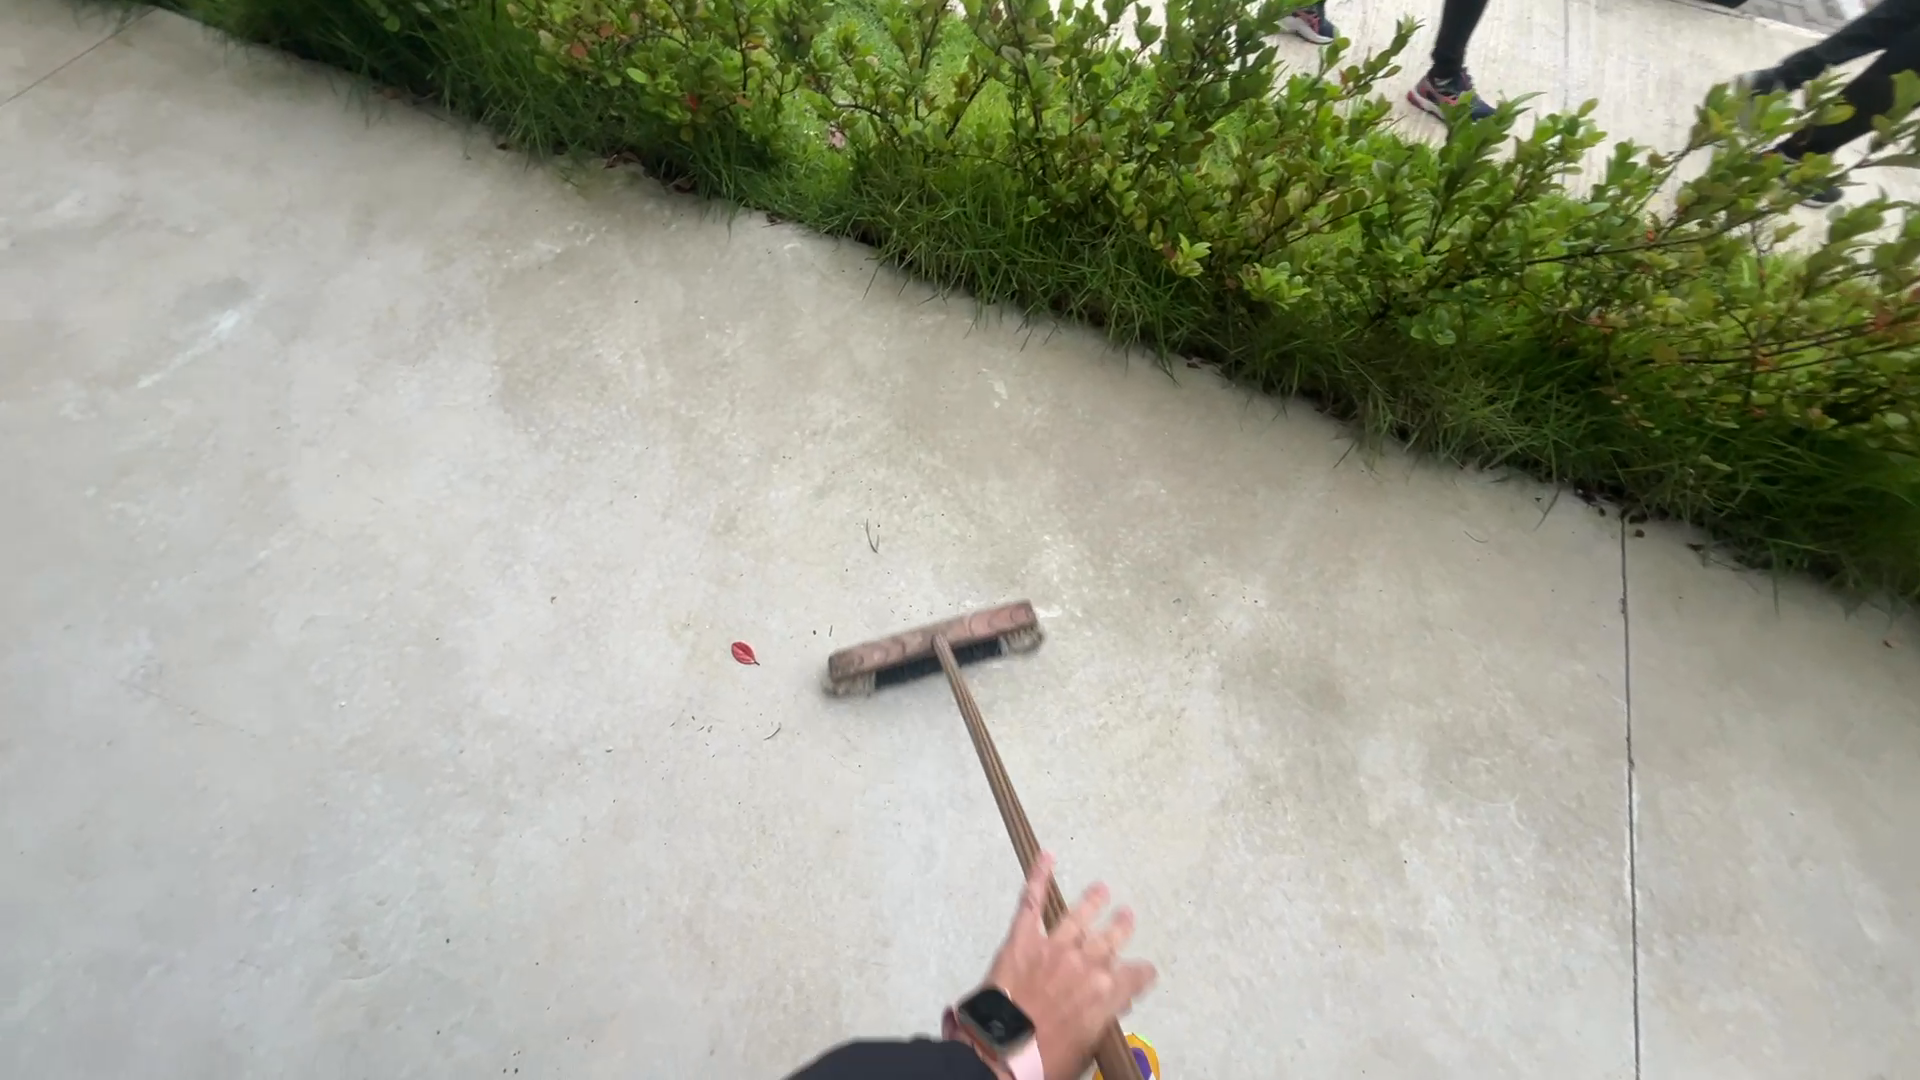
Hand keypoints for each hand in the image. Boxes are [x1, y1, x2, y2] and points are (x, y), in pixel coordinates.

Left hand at [982, 852, 1156, 1079]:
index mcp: (1104, 994)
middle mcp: (1085, 964)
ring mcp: (1053, 946)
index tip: (1144, 972)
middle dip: (1121, 926)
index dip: (1141, 974)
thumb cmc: (1046, 1062)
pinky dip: (1038, 875)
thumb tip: (1109, 1006)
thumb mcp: (1087, 1051)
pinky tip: (1046, 856)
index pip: (1134, 977)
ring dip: (1093, 900)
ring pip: (1079, 915)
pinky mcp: (1023, 936)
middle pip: (1110, 939)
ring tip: (1101, 889)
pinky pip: (1031, 900)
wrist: (1002, 1053)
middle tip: (1127, 914)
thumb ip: (1100, 1022)